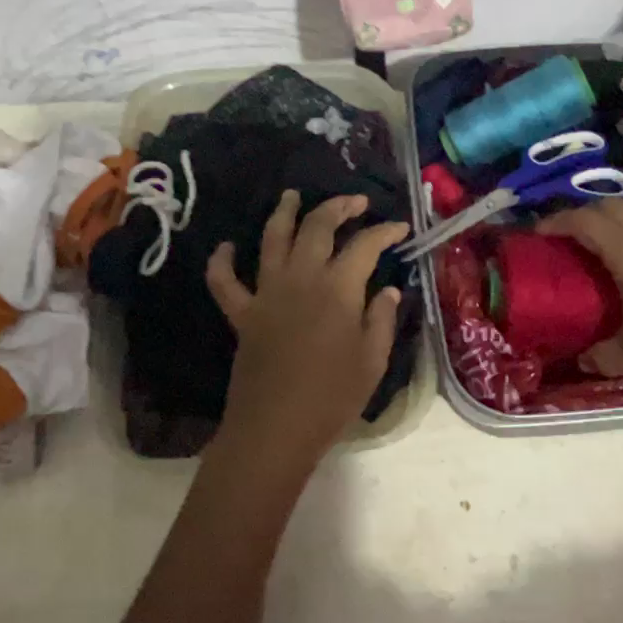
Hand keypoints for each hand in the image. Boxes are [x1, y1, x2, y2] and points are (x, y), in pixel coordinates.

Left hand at [206, 190, 409, 467]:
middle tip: (355, 201)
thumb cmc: (332, 397)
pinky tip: (227, 247)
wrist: (275, 428)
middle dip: (339, 207)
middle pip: (317, 227)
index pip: (365, 245)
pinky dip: (222, 261)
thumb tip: (387, 291)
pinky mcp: (242, 314)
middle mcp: (301, 278)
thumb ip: (381, 320)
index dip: (385, 232)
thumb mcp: (372, 361)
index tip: (400, 228)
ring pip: (272, 238)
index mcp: (338, 288)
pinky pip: (225, 281)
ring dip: (284, 212)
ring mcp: (267, 293)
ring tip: (292, 195)